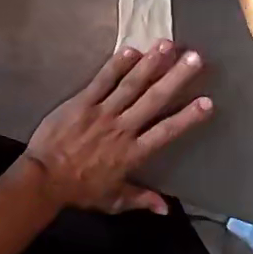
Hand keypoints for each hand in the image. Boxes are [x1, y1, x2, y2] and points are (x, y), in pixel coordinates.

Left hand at [22, 40, 211, 214]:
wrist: (44, 178)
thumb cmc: (79, 190)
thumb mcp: (113, 200)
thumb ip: (141, 199)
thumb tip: (167, 208)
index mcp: (133, 153)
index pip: (166, 131)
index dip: (188, 116)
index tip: (208, 101)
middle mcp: (122, 128)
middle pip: (154, 99)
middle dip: (176, 77)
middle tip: (195, 58)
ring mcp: (102, 113)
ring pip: (131, 85)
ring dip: (150, 64)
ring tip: (168, 45)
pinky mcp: (81, 103)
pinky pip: (101, 81)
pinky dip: (116, 65)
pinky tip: (131, 50)